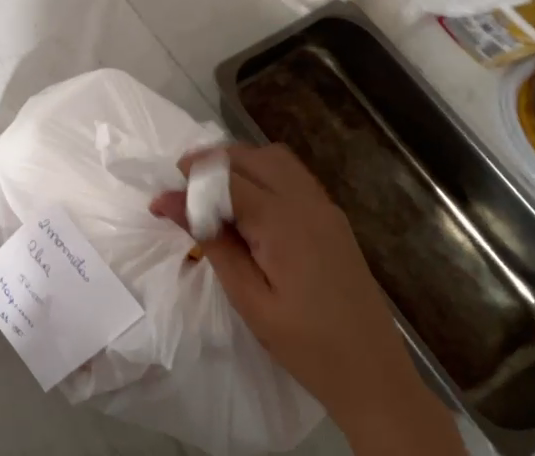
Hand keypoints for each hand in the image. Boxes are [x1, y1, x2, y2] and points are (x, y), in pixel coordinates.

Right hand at [150, 144, 463, 455]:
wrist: (375, 378)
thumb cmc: (306, 345)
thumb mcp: (248, 298)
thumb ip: (210, 241)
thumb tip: (168, 201)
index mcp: (285, 222)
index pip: (224, 180)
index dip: (186, 185)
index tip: (158, 205)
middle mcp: (307, 203)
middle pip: (249, 156)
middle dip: (209, 165)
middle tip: (182, 196)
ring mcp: (325, 209)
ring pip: (273, 159)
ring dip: (237, 165)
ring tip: (211, 197)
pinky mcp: (332, 221)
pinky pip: (292, 176)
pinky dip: (261, 175)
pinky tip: (247, 208)